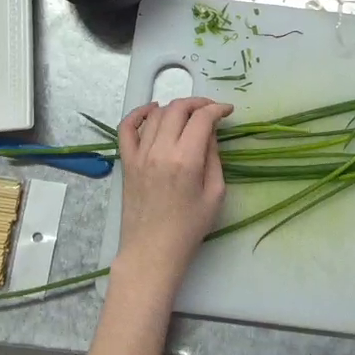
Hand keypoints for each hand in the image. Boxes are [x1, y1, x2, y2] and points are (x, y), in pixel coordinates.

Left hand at [113, 97, 234, 294]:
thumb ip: (213, 158)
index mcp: (186, 160)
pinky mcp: (127, 162)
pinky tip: (152, 110)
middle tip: (210, 110)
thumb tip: (209, 133)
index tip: (227, 111)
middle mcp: (161, 151)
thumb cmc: (189, 228)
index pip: (202, 118)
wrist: (152, 251)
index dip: (217, 109)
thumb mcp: (214, 194)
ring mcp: (140, 154)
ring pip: (156, 114)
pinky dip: (139, 113)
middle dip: (198, 103)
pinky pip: (127, 128)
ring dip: (175, 108)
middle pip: (178, 109)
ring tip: (188, 114)